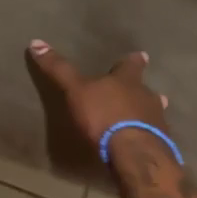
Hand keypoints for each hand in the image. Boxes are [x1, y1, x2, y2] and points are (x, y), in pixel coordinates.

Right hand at [25, 40, 167, 145]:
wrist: (136, 156)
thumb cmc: (104, 116)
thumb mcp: (75, 89)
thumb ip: (58, 68)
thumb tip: (35, 41)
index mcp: (127, 81)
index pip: (131, 66)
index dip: (135, 60)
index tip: (143, 55)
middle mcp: (147, 98)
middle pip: (147, 91)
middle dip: (144, 91)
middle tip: (151, 91)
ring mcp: (158, 124)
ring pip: (155, 114)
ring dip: (151, 114)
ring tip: (150, 117)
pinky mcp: (161, 148)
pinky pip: (156, 138)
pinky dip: (151, 137)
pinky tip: (147, 144)